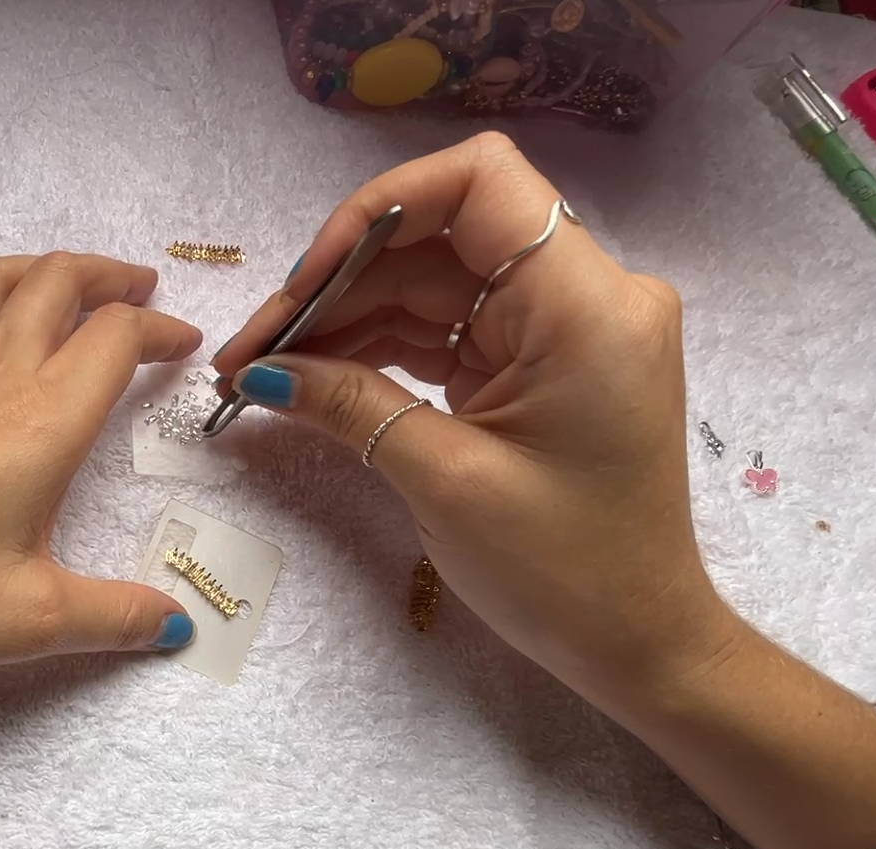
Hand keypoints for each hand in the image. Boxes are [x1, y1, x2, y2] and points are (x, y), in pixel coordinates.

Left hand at [0, 250, 202, 698]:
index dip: (160, 333)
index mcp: (40, 423)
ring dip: (35, 267)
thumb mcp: (31, 623)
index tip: (185, 348)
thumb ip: (115, 618)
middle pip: (55, 285)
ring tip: (66, 278)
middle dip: (108, 276)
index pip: (114, 340)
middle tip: (142, 289)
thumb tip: (179, 625)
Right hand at [212, 134, 738, 706]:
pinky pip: (430, 335)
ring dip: (335, 326)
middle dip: (330, 290)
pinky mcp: (519, 366)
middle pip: (429, 246)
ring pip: (420, 291)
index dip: (376, 211)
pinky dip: (365, 355)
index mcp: (583, 306)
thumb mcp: (443, 480)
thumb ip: (350, 406)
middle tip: (245, 351)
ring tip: (256, 373)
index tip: (302, 282)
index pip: (479, 184)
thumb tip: (259, 372)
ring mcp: (546, 331)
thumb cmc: (560, 569)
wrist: (630, 638)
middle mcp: (573, 296)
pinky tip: (305, 381)